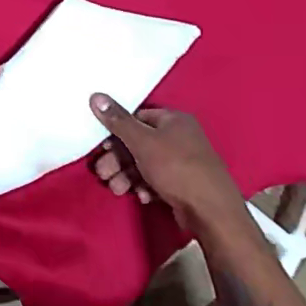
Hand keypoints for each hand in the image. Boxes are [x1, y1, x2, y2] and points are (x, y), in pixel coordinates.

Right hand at [88, 94, 247, 238]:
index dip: (118, 131)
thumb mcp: (142, 142)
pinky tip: (143, 196)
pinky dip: (146, 186)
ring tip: (117, 189)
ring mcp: (183, 162)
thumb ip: (118, 121)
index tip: (103, 147)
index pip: (138, 118)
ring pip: (146, 164)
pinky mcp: (183, 184)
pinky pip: (158, 180)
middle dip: (119, 160)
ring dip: (128, 176)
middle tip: (103, 173)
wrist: (210, 209)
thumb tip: (96, 95)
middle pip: (140, 143)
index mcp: (174, 120)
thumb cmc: (175, 168)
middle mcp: (180, 137)